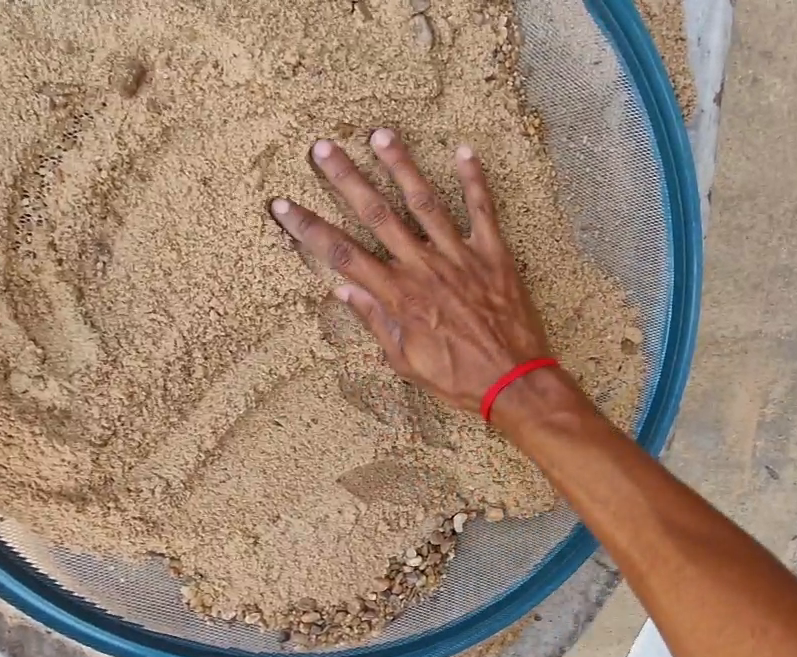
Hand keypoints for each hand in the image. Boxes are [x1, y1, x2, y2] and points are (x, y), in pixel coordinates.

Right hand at [269, 130, 554, 419]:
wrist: (513, 382)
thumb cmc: (459, 379)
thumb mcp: (407, 363)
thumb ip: (377, 323)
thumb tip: (344, 292)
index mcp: (398, 296)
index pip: (342, 254)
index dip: (310, 228)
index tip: (283, 205)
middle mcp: (423, 268)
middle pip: (377, 214)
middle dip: (346, 179)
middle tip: (323, 148)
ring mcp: (459, 257)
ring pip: (424, 201)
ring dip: (401, 165)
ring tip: (380, 134)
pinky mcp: (494, 256)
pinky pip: (482, 210)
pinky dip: (474, 180)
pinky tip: (463, 151)